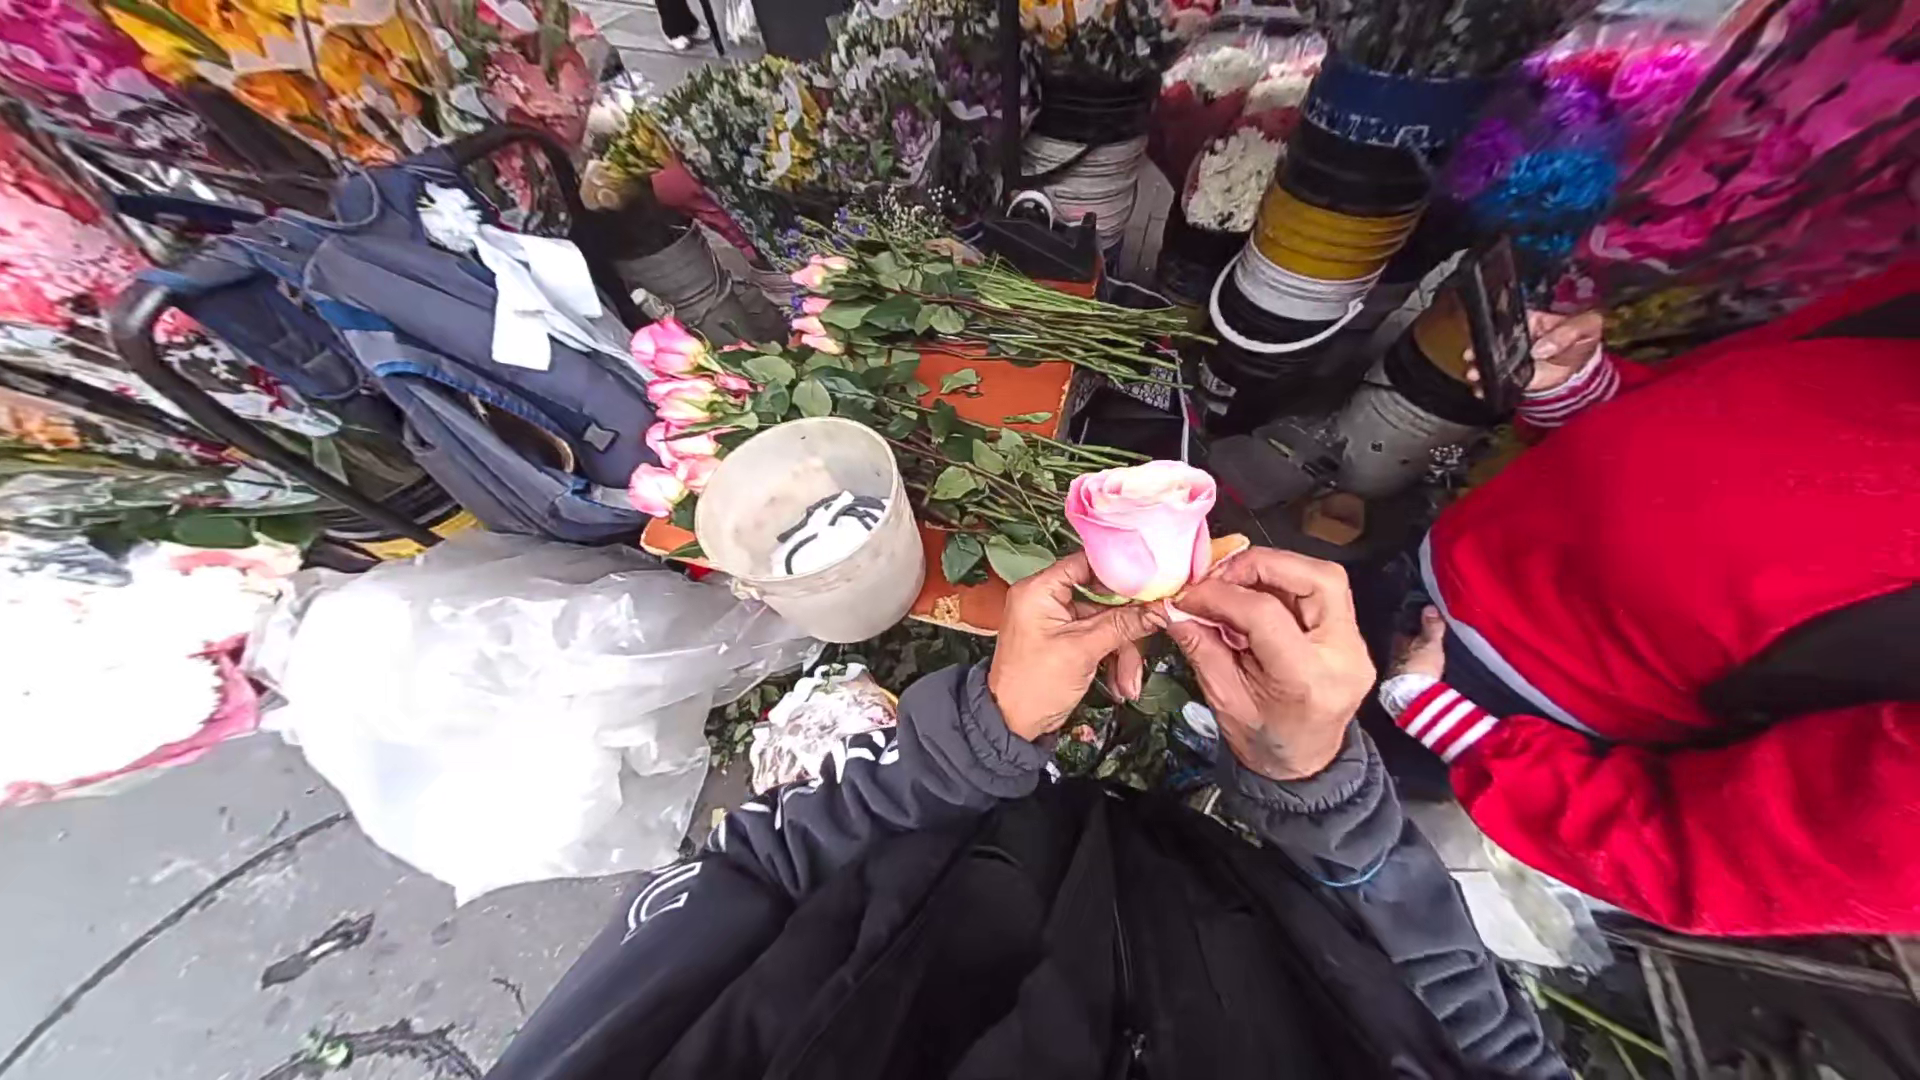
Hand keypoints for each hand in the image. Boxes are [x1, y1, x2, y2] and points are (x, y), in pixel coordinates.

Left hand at [990, 551, 1166, 740]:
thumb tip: (1159, 608)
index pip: (1085, 562)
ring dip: (1122, 652)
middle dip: (1126, 626)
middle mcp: (1046, 598)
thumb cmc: (1034, 685)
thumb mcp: (1083, 650)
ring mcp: (1056, 620)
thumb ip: (1122, 624)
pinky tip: (1120, 684)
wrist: (1012, 724)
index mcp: (1039, 589)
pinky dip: (1111, 659)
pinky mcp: (1064, 639)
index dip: (1119, 571)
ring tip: (1128, 682)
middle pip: (1101, 596)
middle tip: (1148, 638)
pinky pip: (1097, 638)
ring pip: (1104, 621)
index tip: (1150, 583)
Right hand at [1166, 550, 1374, 780]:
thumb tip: (1172, 606)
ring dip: (1271, 569)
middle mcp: (1343, 654)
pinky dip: (1279, 582)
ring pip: (1321, 577)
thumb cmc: (1262, 738)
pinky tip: (1250, 594)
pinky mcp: (1348, 635)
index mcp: (1308, 679)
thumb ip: (1200, 646)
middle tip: (1218, 575)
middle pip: (1315, 578)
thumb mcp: (1222, 697)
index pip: (1266, 613)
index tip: (1187, 596)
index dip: (1220, 595)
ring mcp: (1353, 643)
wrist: (1304, 763)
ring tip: (1232, 581)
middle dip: (1259, 565)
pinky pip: (1318, 591)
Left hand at [1388, 605, 1446, 679]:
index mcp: (1399, 637)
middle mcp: (1393, 648)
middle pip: (1406, 638)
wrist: (1411, 692)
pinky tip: (1424, 661)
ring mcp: (1395, 663)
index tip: (1424, 614)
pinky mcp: (1400, 677)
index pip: (1405, 624)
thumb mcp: (1430, 643)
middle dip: (1415, 634)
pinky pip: (1410, 662)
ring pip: (1407, 650)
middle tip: (1429, 629)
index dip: (1414, 620)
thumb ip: (1431, 626)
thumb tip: (1430, 607)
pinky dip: (1417, 659)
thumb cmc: (1420, 663)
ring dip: (1416, 647)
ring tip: (1429, 644)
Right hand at [1465, 310, 1603, 398]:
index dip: (1494, 327)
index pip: (1507, 321)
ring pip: (1484, 362)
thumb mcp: (1585, 327)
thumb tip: (1540, 349)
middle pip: (1488, 342)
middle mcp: (1509, 340)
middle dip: (1478, 350)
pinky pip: (1489, 382)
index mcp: (1526, 322)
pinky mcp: (1503, 377)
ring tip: (1475, 374)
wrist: (1577, 369)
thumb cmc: (1579, 340)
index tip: (1486, 335)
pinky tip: (1482, 390)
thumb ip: (1567, 333)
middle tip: (1473, 355)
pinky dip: (1483, 387)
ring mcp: (1503, 360)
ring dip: (1477, 369)